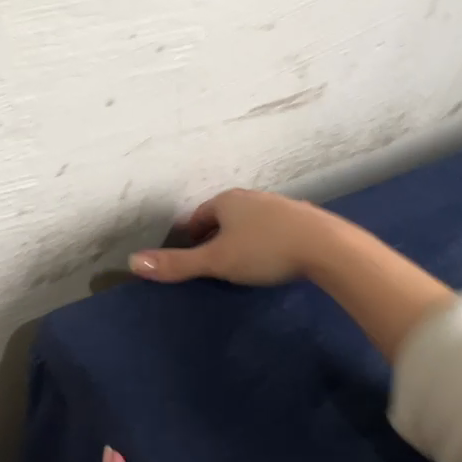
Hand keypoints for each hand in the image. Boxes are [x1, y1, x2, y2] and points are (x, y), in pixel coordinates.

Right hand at [127, 189, 334, 285]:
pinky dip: (269, 241)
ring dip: (245, 237)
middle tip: (213, 260)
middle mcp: (253, 198)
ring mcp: (281, 206)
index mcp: (227, 201)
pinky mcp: (305, 220)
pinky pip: (277, 229)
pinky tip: (275, 258)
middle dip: (218, 234)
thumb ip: (178, 264)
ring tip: (243, 261)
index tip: (189, 252)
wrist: (328, 248)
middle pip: (226, 216)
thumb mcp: (217, 261)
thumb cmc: (265, 250)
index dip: (192, 234)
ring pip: (253, 222)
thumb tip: (133, 262)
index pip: (200, 215)